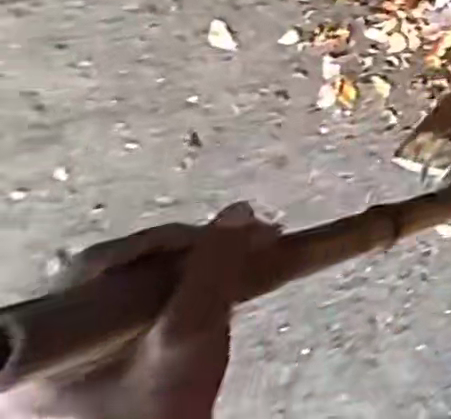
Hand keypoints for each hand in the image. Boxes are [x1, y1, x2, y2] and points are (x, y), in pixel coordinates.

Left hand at [0, 204, 278, 418]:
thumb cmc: (158, 409)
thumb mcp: (191, 337)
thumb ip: (212, 272)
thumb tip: (239, 210)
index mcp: (40, 342)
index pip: (99, 261)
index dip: (166, 240)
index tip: (228, 234)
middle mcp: (41, 344)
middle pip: (117, 272)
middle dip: (191, 251)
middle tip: (250, 242)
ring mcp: (66, 355)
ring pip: (130, 287)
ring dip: (194, 267)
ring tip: (247, 258)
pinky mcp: (93, 362)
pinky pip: (135, 307)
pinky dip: (182, 289)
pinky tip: (218, 288)